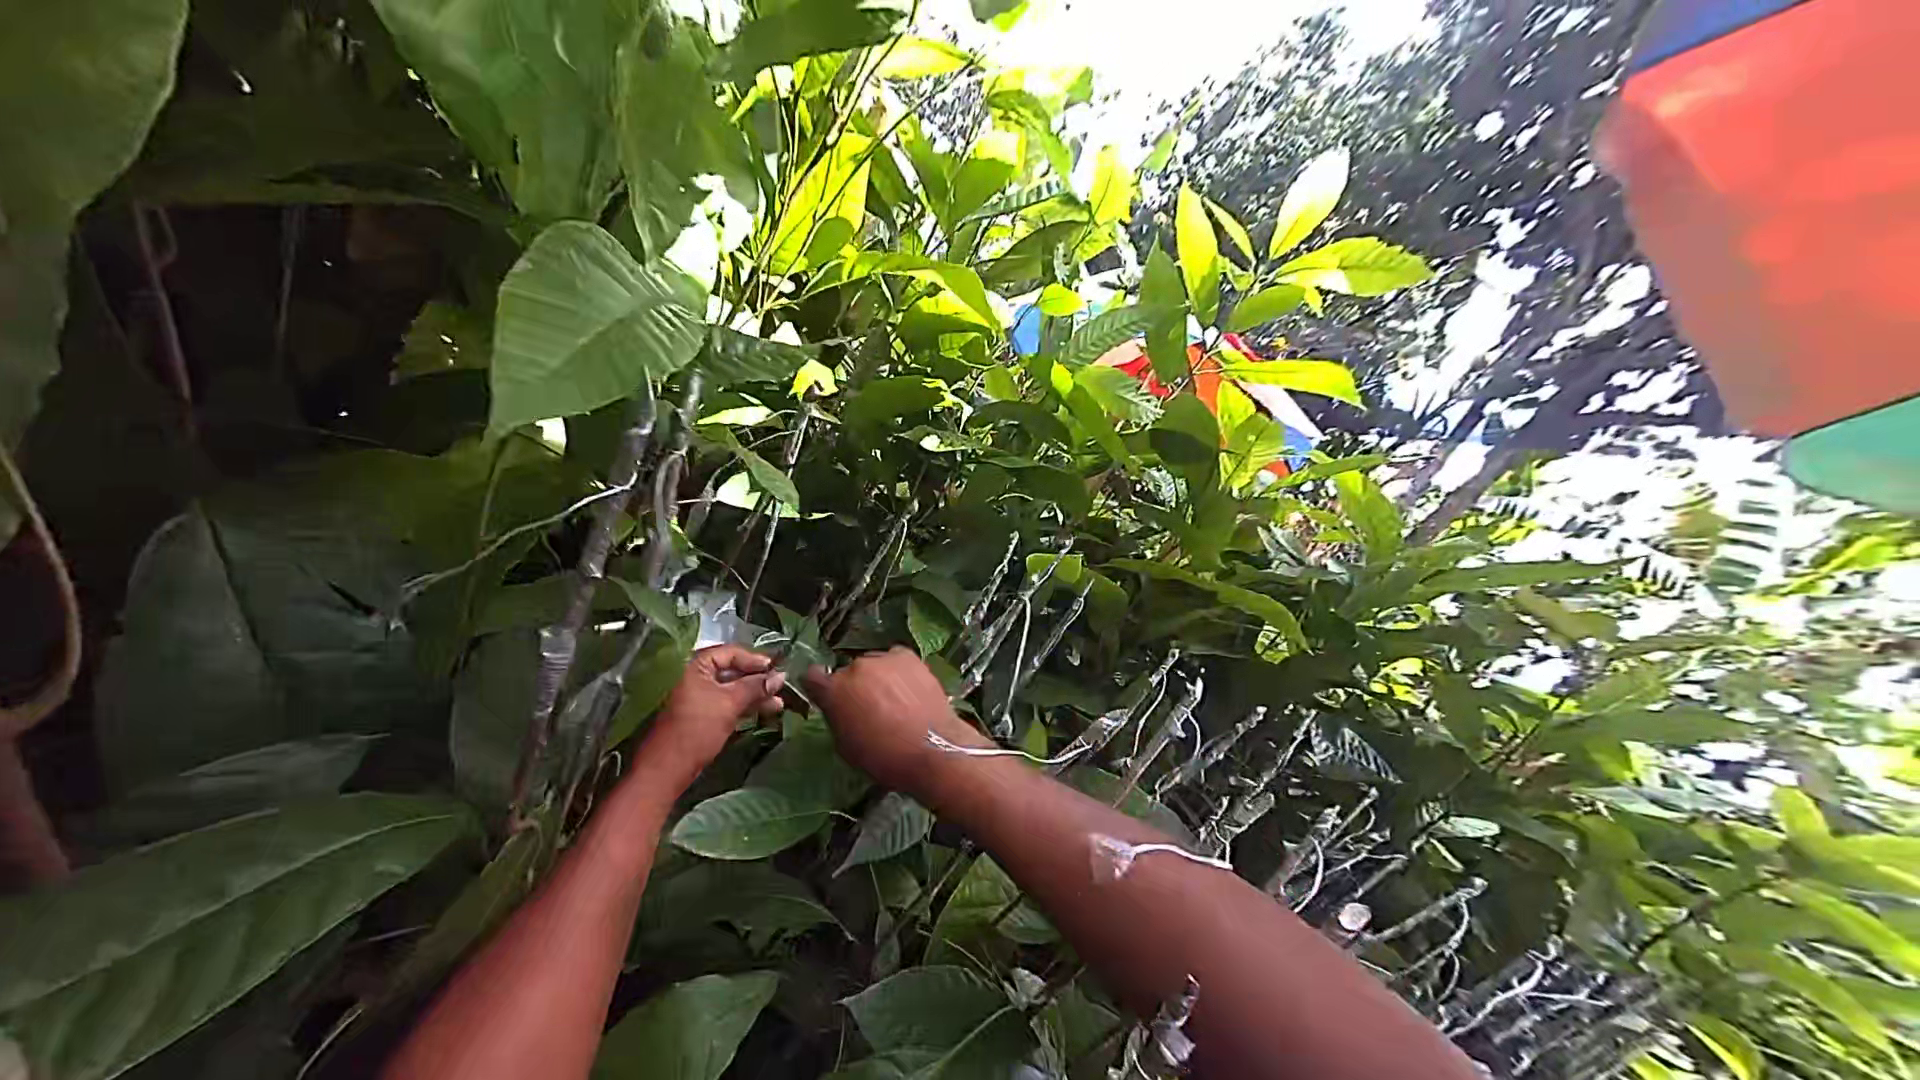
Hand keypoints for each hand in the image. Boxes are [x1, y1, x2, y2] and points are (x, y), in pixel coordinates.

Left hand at [637, 645, 785, 792]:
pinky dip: (747, 706)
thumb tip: (781, 676)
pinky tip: (766, 710)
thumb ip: (756, 686)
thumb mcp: (730, 702)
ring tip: (778, 702)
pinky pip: (729, 703)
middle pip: (733, 671)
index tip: (776, 667)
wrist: (669, 768)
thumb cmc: (698, 728)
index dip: (754, 659)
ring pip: (733, 689)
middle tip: (781, 684)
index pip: (730, 653)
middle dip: (758, 679)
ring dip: (756, 694)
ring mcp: (700, 698)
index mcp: (696, 667)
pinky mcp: (704, 716)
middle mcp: (697, 678)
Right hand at [803, 647, 986, 792]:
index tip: (827, 696)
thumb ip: (838, 718)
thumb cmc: (883, 757)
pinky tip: (908, 687)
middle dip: (854, 687)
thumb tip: (841, 708)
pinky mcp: (908, 656)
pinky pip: (895, 659)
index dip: (819, 687)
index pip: (812, 677)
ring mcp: (882, 659)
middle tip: (869, 706)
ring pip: (872, 664)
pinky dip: (898, 670)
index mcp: (833, 691)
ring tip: (894, 698)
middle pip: (848, 673)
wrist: (931, 749)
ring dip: (877, 677)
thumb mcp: (846, 746)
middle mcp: (854, 668)